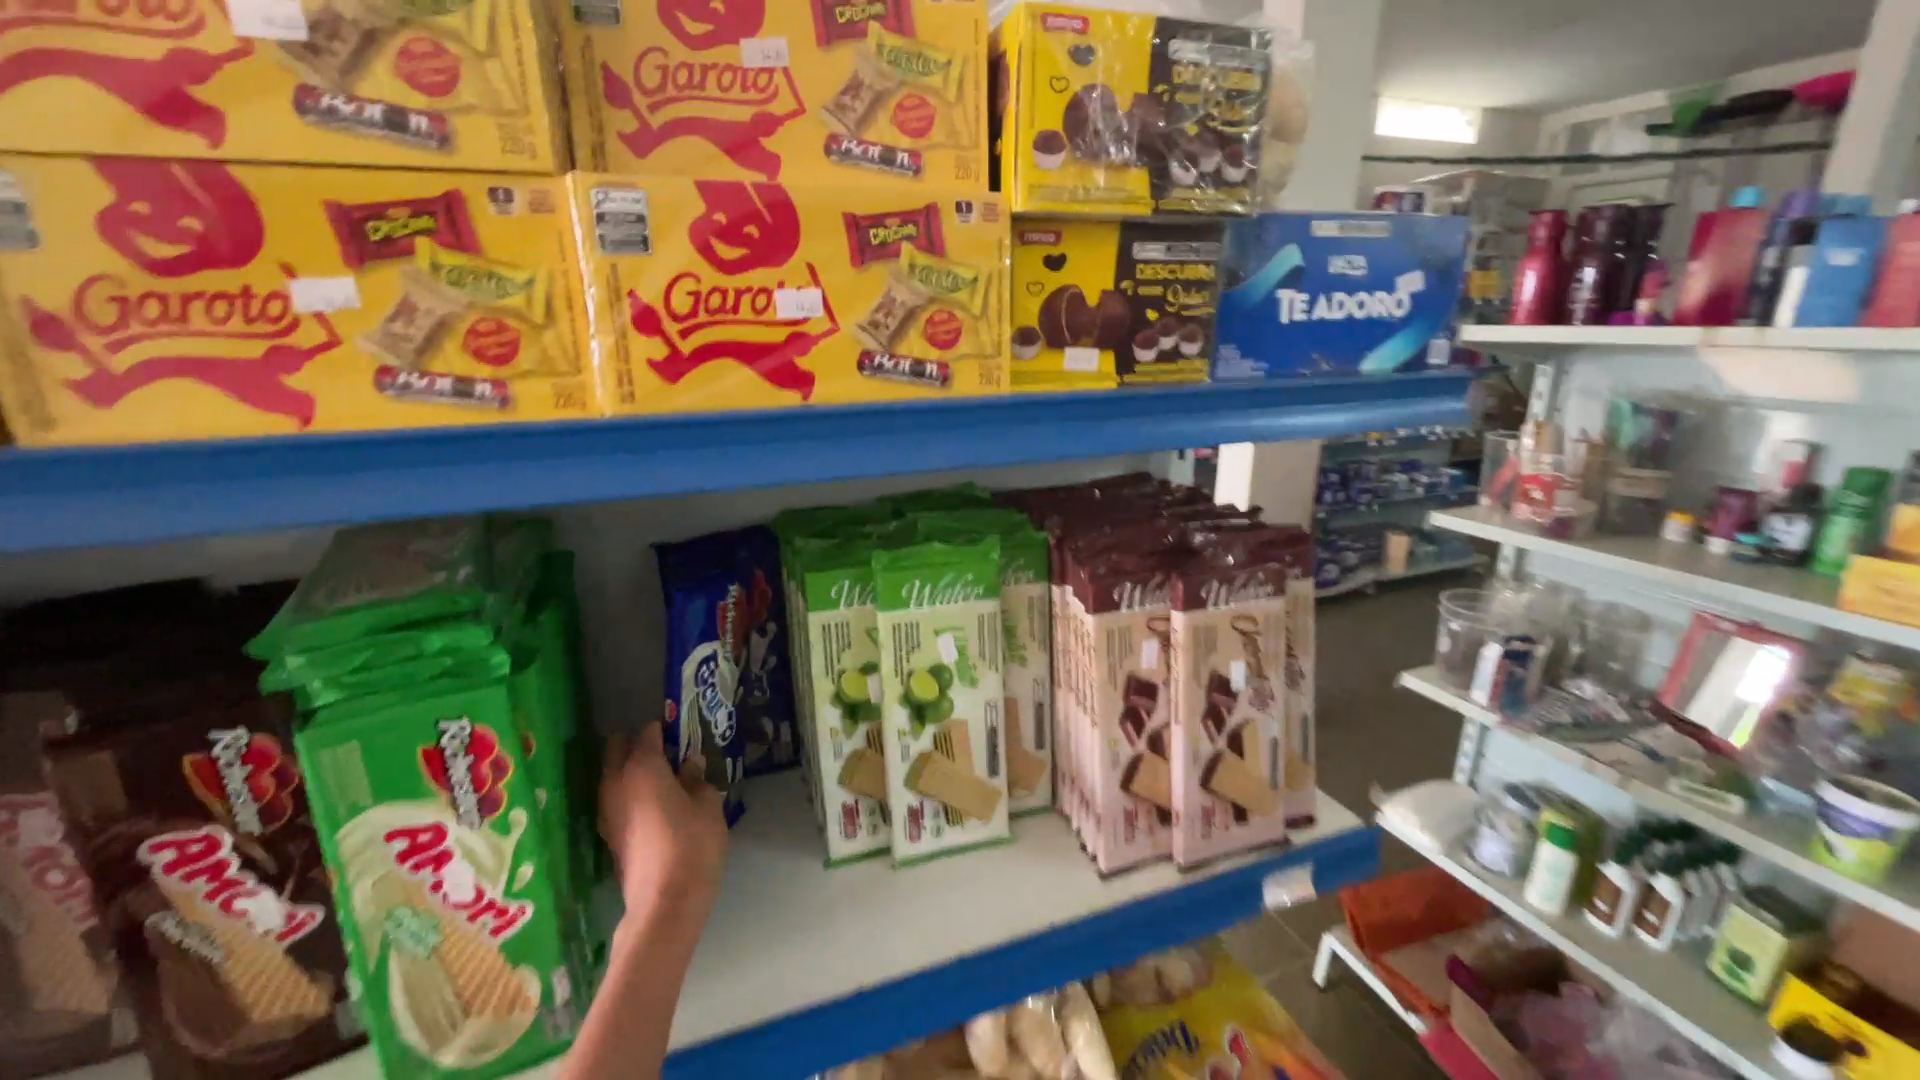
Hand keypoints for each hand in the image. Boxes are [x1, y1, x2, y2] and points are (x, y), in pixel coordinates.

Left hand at [599, 723, 728, 928]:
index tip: (681, 733)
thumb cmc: (692, 844)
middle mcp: (615, 783)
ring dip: (630, 770)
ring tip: (661, 779)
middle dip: (636, 744)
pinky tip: (652, 805)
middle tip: (666, 753)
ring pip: (612, 776)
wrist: (665, 903)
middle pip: (616, 749)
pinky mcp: (607, 835)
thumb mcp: (707, 806)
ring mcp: (606, 811)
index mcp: (641, 767)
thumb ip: (697, 780)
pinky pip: (615, 799)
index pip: (646, 733)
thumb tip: (689, 765)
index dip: (664, 729)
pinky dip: (629, 794)